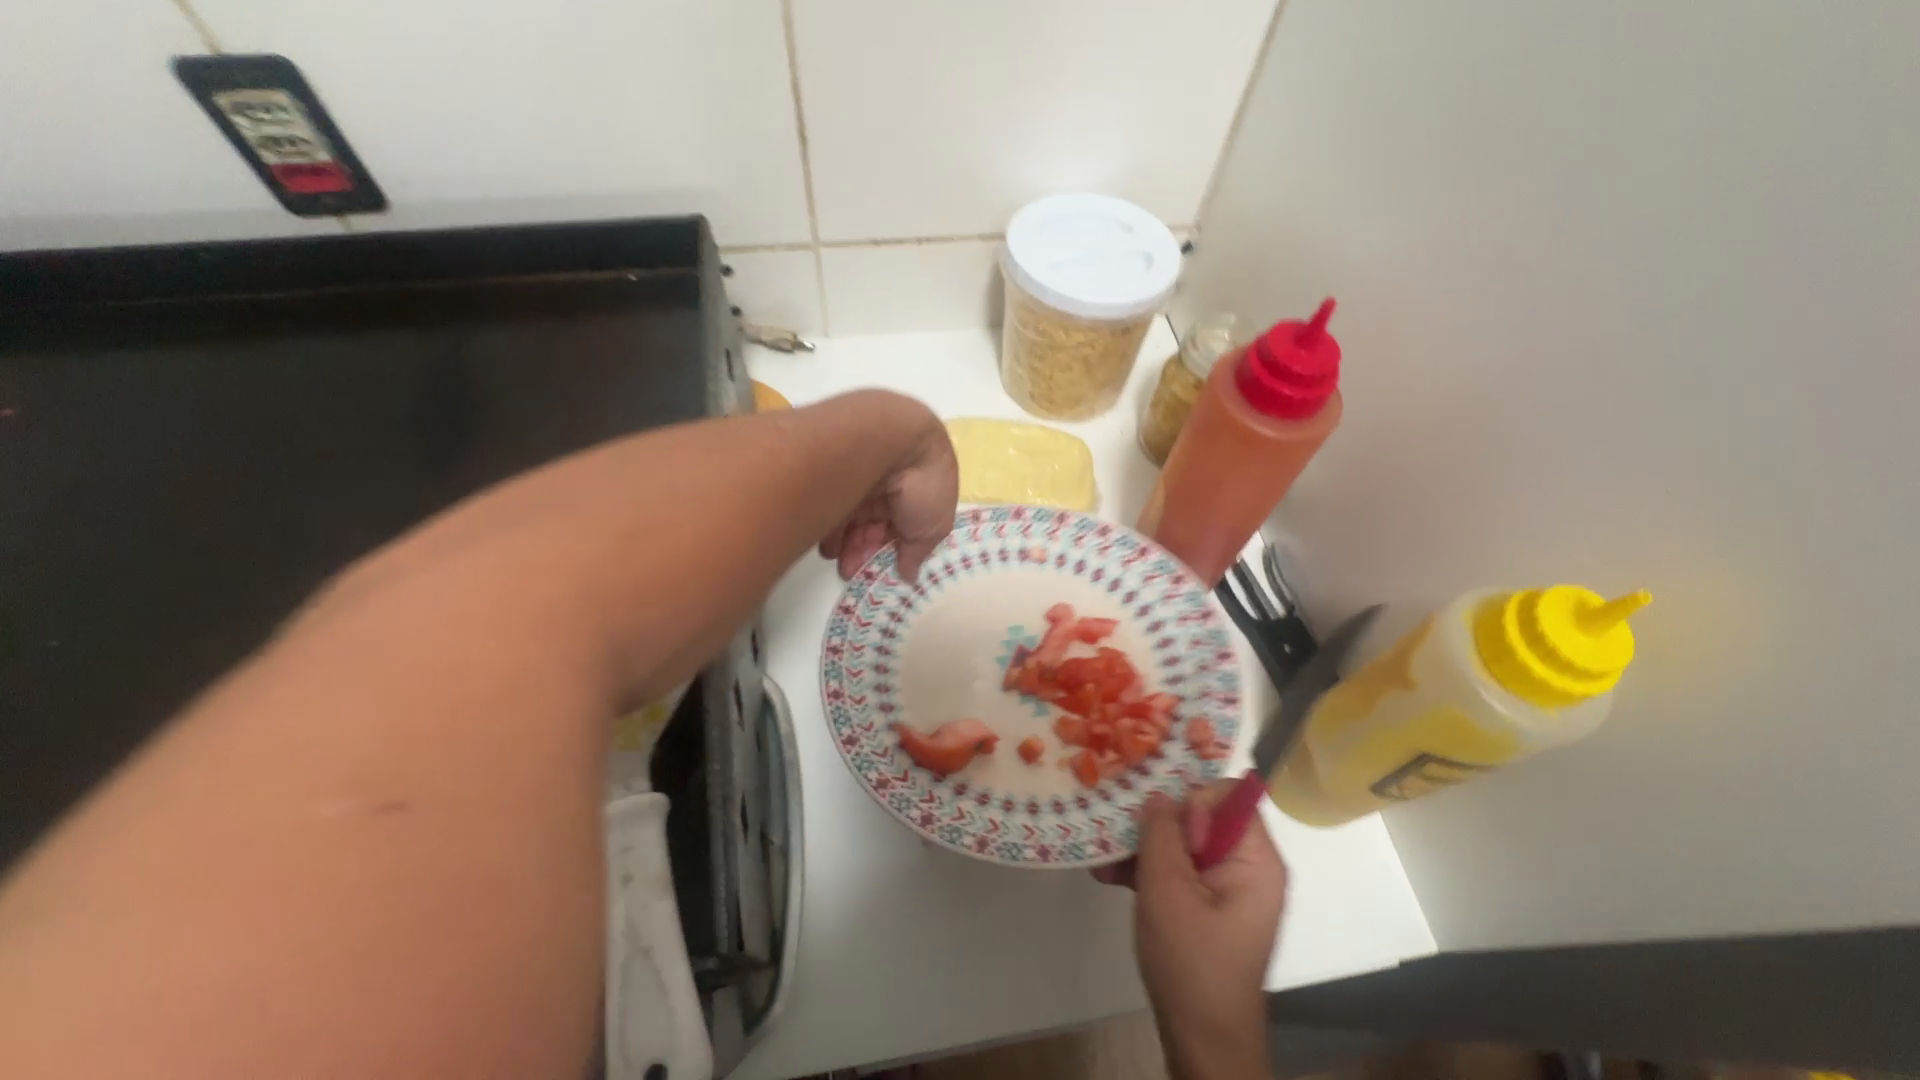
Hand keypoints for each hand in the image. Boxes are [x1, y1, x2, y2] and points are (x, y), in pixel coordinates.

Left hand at [817, 396, 958, 581]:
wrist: (886, 437)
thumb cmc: (922, 483)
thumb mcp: (933, 527)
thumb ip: (919, 552)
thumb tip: (910, 575)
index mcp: (919, 487)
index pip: (906, 523)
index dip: (897, 548)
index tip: (888, 569)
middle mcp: (889, 479)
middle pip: (876, 521)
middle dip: (868, 550)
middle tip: (858, 573)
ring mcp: (859, 474)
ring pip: (852, 516)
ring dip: (849, 544)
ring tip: (844, 567)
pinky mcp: (831, 473)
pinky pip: (830, 505)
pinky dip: (830, 528)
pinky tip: (829, 548)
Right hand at [1105, 786, 1286, 1079]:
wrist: (1202, 1038)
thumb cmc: (1191, 962)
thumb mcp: (1168, 892)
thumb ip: (1161, 835)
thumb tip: (1158, 793)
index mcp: (1256, 860)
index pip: (1229, 796)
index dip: (1191, 801)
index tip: (1160, 825)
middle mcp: (1248, 867)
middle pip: (1202, 819)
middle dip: (1156, 824)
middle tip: (1116, 832)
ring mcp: (1227, 889)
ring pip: (1184, 845)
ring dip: (1144, 849)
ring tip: (1103, 860)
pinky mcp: (1208, 907)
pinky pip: (1180, 872)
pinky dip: (1149, 873)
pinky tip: (1110, 877)